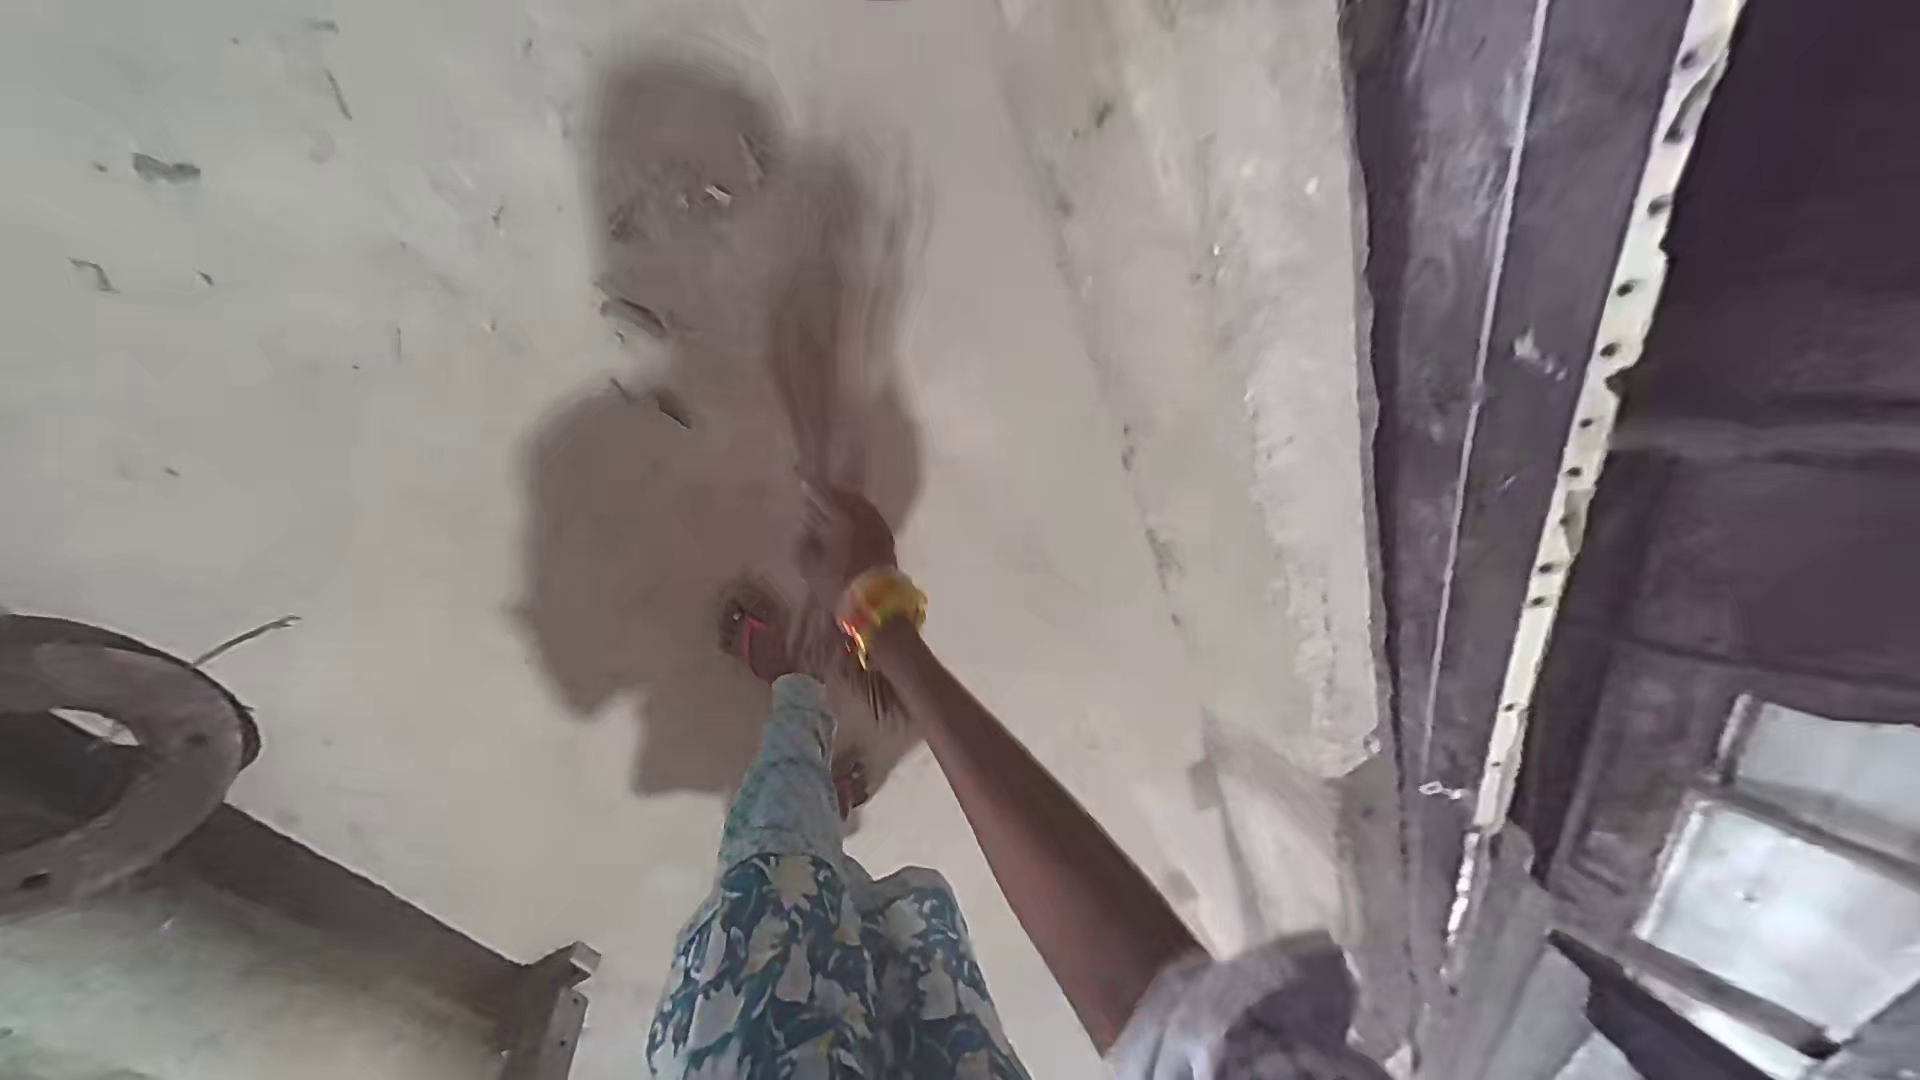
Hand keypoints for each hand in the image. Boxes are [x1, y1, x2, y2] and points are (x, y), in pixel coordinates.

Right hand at [797, 482, 897, 600]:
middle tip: (819, 489)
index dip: (812, 489)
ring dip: (848, 500)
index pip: (824, 496)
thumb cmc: (838, 585)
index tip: (803, 483)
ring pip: (861, 504)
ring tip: (836, 500)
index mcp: (841, 518)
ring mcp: (878, 526)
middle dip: (831, 492)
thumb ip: (804, 543)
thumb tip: (805, 529)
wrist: (875, 603)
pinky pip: (872, 515)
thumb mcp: (810, 567)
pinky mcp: (887, 538)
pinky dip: (861, 511)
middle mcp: (862, 516)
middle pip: (845, 496)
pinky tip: (855, 515)